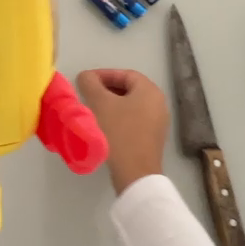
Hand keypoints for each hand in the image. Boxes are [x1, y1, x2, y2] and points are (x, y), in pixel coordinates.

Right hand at [76, 69, 169, 193]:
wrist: (135, 172)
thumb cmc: (119, 131)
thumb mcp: (99, 103)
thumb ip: (90, 83)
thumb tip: (86, 77)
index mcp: (150, 91)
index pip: (125, 74)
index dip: (103, 74)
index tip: (86, 81)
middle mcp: (158, 103)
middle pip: (129, 89)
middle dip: (106, 89)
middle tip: (88, 94)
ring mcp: (158, 122)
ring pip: (130, 105)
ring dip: (111, 104)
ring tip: (93, 109)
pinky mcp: (153, 138)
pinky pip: (134, 119)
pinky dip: (118, 117)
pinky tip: (104, 125)